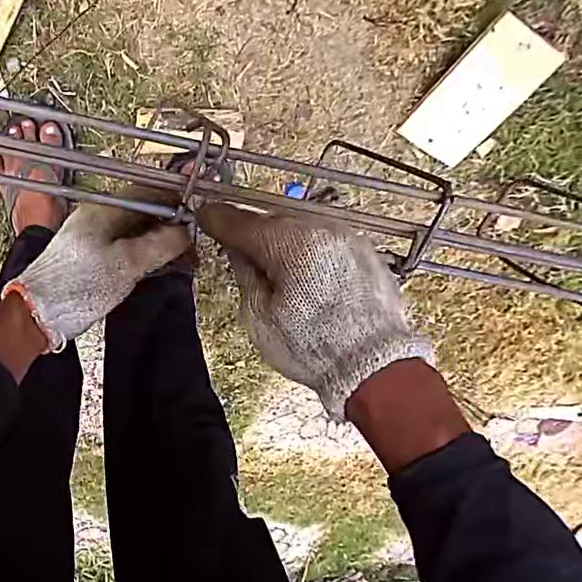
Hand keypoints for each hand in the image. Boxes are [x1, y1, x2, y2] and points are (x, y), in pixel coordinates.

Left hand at [4, 201, 190, 350]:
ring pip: (135, 231)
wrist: (38, 314)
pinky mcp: (89, 256)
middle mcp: (96, 216)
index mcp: (104, 209)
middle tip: (190, 247)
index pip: (149, 192)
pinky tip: (155, 269)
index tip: (196, 217)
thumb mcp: (128, 264)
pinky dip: (143, 254)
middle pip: (143, 212)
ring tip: (179, 261)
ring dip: (158, 243)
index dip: (176, 202)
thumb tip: (185, 232)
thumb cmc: (76, 287)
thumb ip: (160, 244)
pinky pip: (124, 247)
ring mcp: (91, 236)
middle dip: (170, 226)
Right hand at [197, 203, 434, 419]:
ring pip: (300, 227)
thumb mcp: (259, 317)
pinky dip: (307, 249)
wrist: (375, 365)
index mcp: (290, 245)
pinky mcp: (363, 250)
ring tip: (271, 265)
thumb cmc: (313, 348)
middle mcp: (320, 231)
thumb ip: (245, 274)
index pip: (243, 223)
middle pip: (273, 221)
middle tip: (234, 245)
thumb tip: (237, 250)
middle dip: (252, 231)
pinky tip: (302, 272)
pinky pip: (324, 240)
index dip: (219, 220)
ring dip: (281, 240)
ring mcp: (346, 238)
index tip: (205, 216)